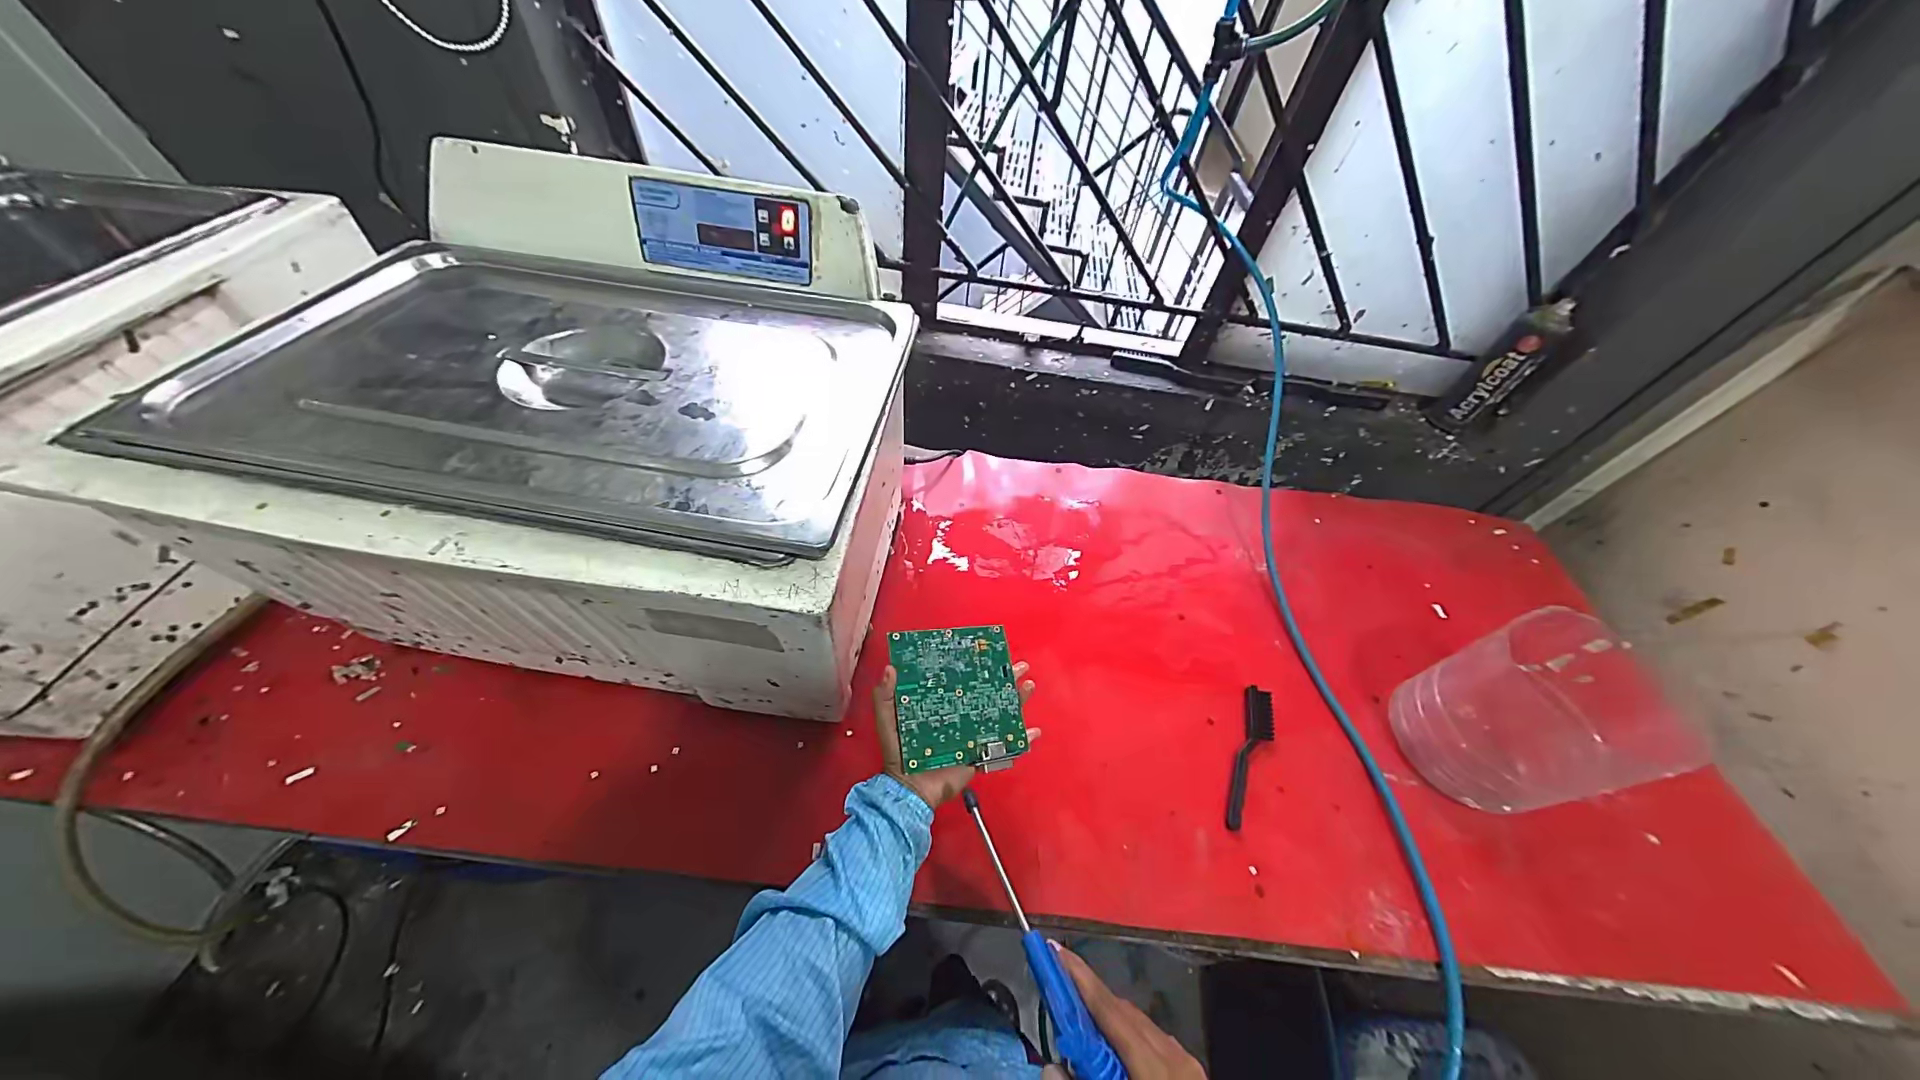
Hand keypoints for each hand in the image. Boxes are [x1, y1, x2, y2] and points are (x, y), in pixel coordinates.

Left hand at [874, 661, 1033, 808]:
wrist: (911, 790)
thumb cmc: (898, 754)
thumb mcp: (887, 721)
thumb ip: (885, 697)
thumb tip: (891, 668)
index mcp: (941, 705)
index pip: (961, 681)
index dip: (976, 667)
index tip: (989, 653)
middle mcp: (960, 716)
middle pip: (987, 694)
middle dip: (1005, 679)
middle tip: (1019, 666)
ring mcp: (973, 736)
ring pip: (1000, 714)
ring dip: (1017, 701)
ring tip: (1028, 686)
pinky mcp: (980, 755)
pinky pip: (1004, 746)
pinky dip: (1022, 740)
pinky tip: (1033, 731)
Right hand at [1054, 941, 1206, 1078]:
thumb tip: (1049, 1067)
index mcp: (1156, 1065)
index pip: (1110, 1010)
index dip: (1078, 977)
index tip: (1053, 948)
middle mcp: (1175, 1056)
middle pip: (1124, 1011)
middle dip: (1089, 992)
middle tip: (1056, 979)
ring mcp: (1188, 1064)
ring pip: (1140, 1024)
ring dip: (1108, 1015)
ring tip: (1079, 1016)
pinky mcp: (1192, 1073)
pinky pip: (1154, 1041)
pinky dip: (1129, 1034)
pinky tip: (1114, 1046)